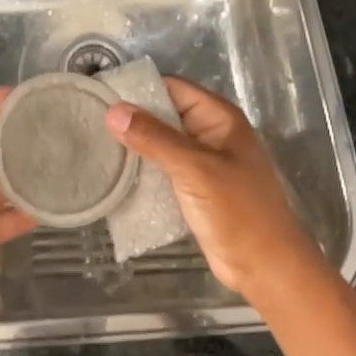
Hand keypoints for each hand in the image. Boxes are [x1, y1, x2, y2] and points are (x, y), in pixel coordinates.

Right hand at [105, 77, 320, 298]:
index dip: (139, 89)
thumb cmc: (238, 211)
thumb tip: (113, 110)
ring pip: (162, 143)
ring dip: (136, 145)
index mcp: (219, 118)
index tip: (101, 94)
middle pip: (165, 114)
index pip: (173, 88)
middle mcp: (211, 134)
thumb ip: (154, 138)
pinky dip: (144, 169)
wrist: (265, 268)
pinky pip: (164, 169)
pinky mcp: (196, 189)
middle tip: (90, 121)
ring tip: (96, 144)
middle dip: (133, 118)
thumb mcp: (195, 169)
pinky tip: (117, 173)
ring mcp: (204, 163)